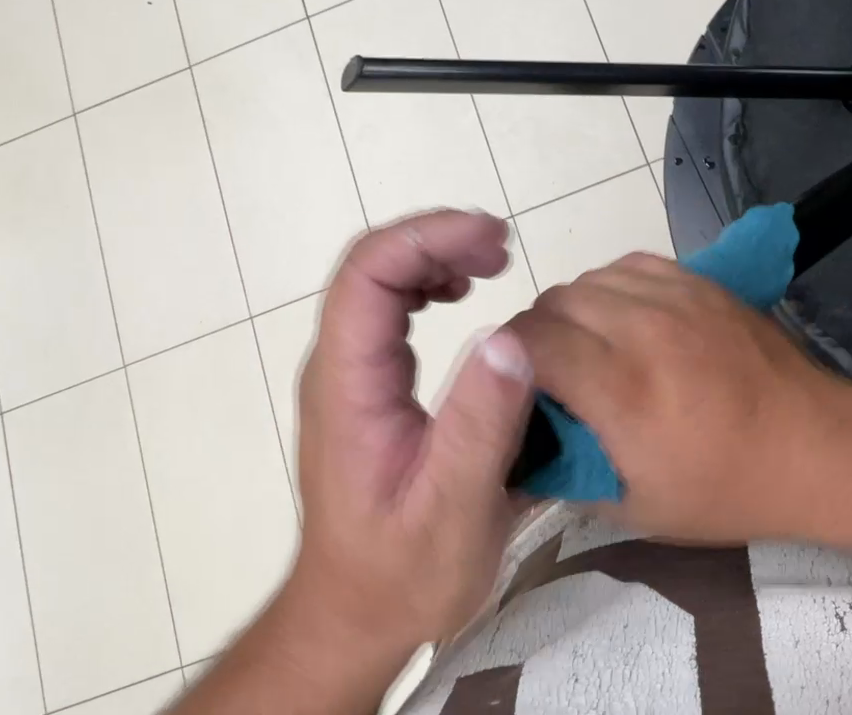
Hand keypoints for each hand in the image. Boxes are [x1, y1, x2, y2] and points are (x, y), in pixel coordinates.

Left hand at [285, 210, 535, 658]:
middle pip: (372, 267)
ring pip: (380, 282)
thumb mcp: (453, 508)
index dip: (429, 239)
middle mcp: (339, 367)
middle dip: (438, 240)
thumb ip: (480, 425)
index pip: (368, 275)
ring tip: (494, 264)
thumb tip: (511, 337)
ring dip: (436, 257)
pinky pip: (392, 309)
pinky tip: (466, 296)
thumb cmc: (403, 571)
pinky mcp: (369, 385)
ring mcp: (350, 374)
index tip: (495, 243)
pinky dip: (431, 285)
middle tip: (504, 251)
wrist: (356, 613)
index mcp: (349, 385)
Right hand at [504, 253, 851, 543]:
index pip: (529, 343)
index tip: (507, 383)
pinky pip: (629, 264)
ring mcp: (676, 298)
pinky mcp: (701, 282)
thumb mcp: (635, 508)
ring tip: (586, 344)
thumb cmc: (726, 489)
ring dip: (572, 309)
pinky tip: (623, 317)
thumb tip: (516, 451)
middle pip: (553, 303)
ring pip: (588, 278)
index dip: (504, 358)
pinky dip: (611, 287)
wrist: (817, 448)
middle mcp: (642, 330)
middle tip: (546, 372)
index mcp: (622, 390)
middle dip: (534, 335)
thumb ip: (566, 473)